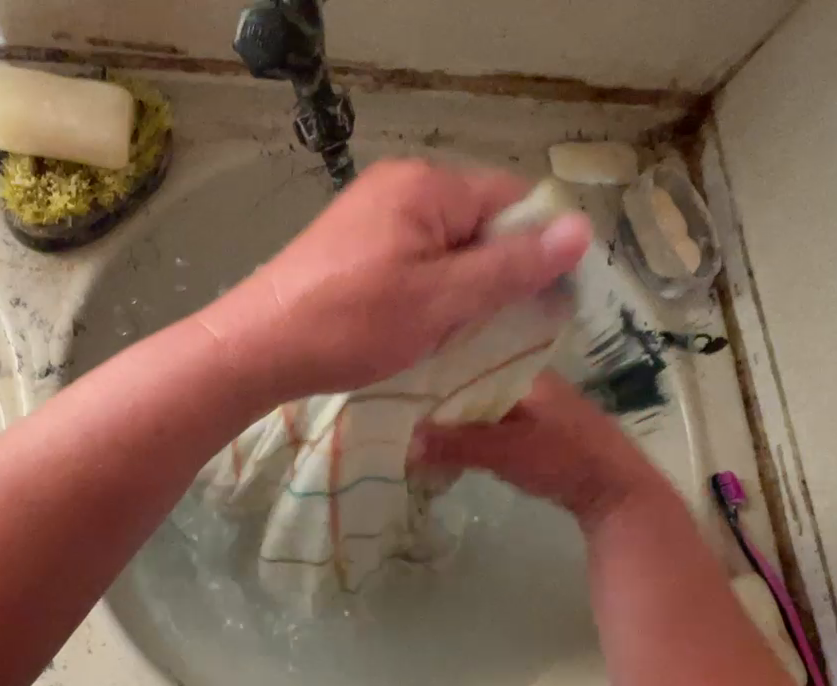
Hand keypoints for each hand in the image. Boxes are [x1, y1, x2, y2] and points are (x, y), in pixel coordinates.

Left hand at [195, 159, 592, 404]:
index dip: (533, 250)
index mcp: (427, 185)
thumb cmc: (350, 325)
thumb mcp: (440, 301)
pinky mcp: (349, 246)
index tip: (537, 305)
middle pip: (476, 224)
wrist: (256, 348)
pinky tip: (411, 329)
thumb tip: (581, 229)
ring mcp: (369, 214)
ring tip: (446, 336)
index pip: (512, 200)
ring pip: (443, 249)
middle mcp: (399, 186)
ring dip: (455, 291)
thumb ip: (509, 267)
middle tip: (485, 330)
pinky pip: (409, 262)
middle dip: (490, 275)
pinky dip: (422, 294)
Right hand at [412, 373, 667, 530]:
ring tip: (413, 429)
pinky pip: (491, 424)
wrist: (618, 492)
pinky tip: (447, 447)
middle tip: (397, 411)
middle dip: (439, 400)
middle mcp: (527, 382)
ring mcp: (534, 407)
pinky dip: (470, 434)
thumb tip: (406, 443)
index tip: (398, 384)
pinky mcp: (536, 432)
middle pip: (471, 384)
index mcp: (523, 372)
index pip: (468, 360)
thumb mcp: (507, 452)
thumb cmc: (566, 460)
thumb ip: (457, 445)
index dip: (433, 373)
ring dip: (453, 420)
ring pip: (480, 406)